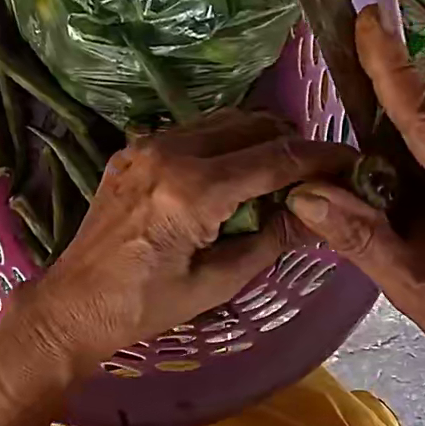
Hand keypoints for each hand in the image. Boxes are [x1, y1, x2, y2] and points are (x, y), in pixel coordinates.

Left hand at [0, 109, 355, 407]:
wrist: (73, 306)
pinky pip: (199, 129)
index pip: (276, 159)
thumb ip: (273, 240)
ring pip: (228, 119)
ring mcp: (148, 144)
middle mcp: (171, 152)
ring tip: (283, 170)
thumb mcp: (219, 282)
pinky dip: (229, 141)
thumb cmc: (147, 306)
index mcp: (193, 191)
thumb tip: (322, 213)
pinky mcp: (136, 147)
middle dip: (294, 144)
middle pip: (256, 125)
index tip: (351, 160)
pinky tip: (237, 170)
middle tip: (318, 171)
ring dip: (263, 138)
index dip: (321, 158)